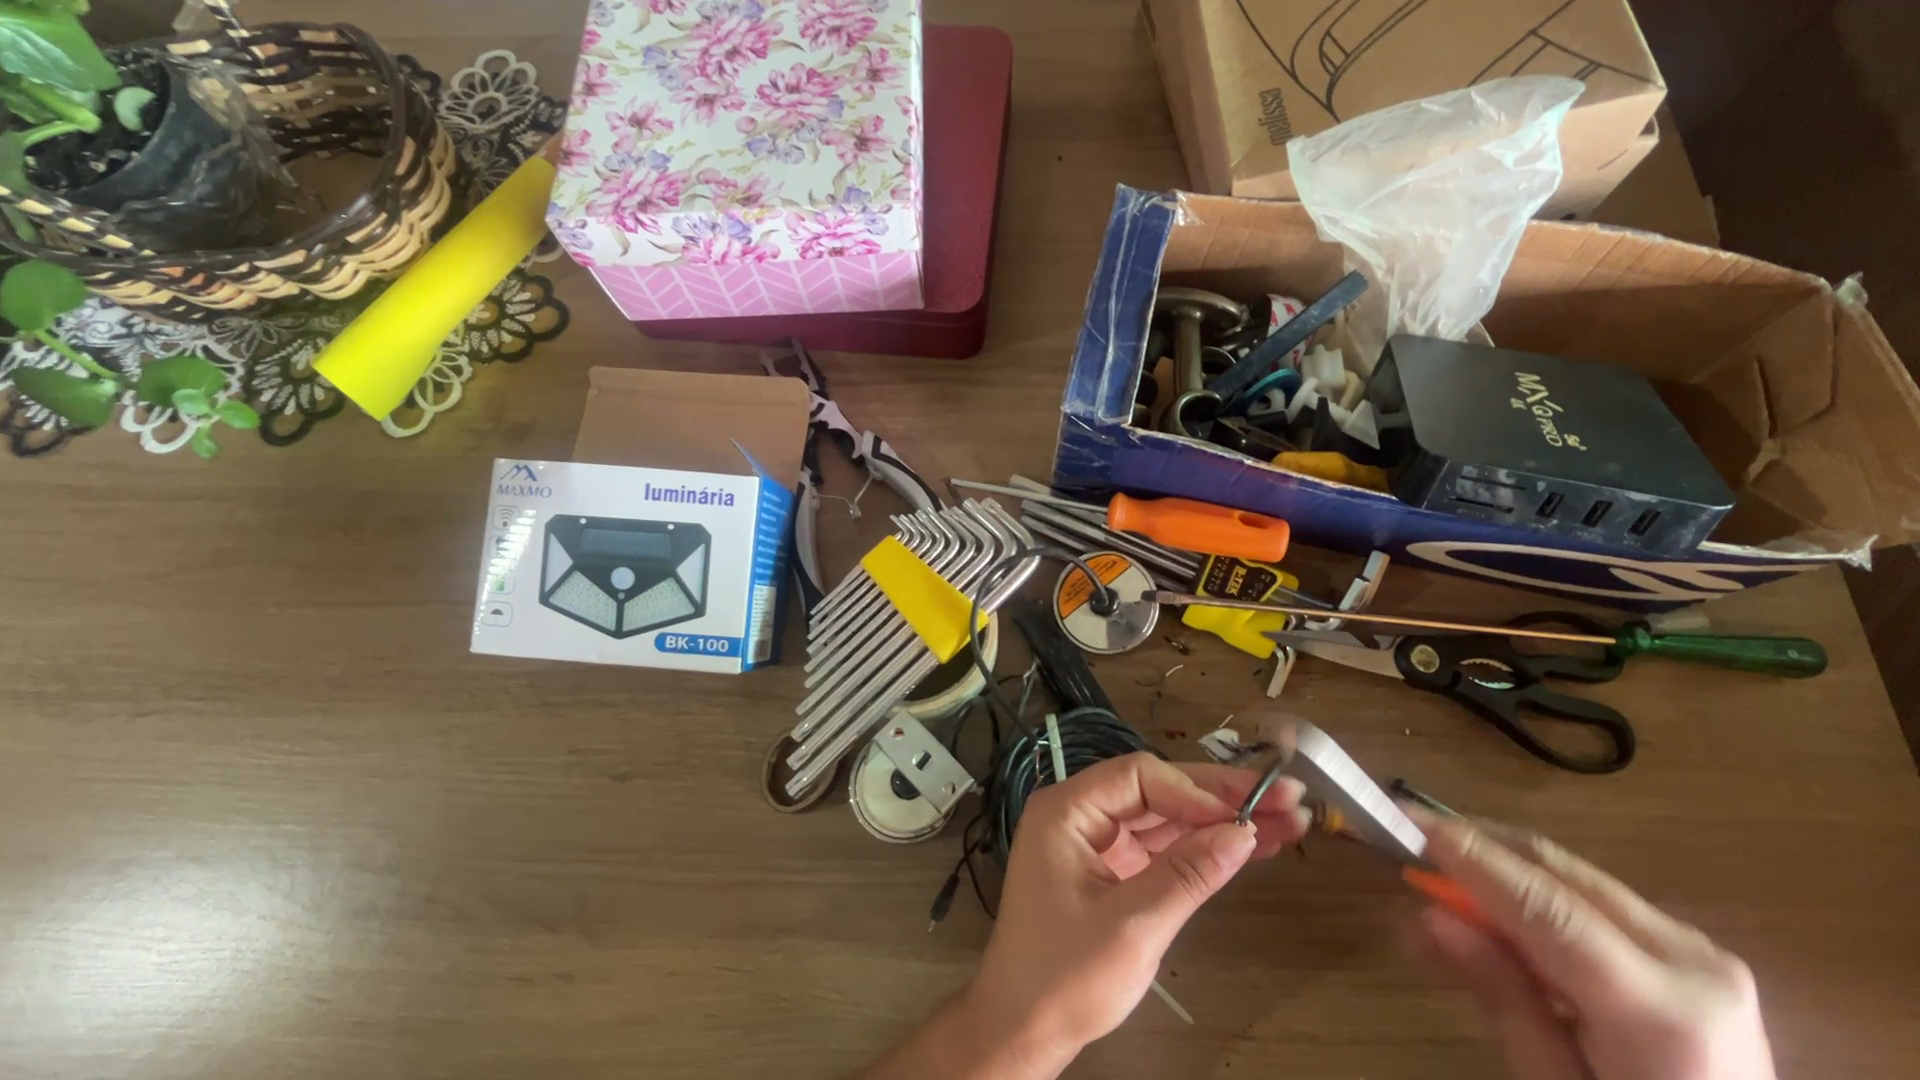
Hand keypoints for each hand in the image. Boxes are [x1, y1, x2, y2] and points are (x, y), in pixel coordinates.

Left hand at [965, 753, 1311, 1068]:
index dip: (1195, 791)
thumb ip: (1187, 874)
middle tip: (1288, 795)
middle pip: (1159, 790)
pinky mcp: (1113, 871)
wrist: (1023, 1027)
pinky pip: (1164, 848)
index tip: (1242, 817)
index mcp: (1066, 811)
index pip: (1139, 777)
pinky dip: (1205, 849)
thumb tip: (1244, 832)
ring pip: (1168, 818)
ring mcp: (1098, 842)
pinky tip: (1255, 846)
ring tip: (1290, 819)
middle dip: (1221, 796)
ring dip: (1223, 821)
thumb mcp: (1132, 926)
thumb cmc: (1064, 976)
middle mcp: (1080, 815)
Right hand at [1408, 810, 1776, 1079]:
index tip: (1407, 819)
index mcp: (1662, 1011)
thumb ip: (1503, 999)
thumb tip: (1433, 917)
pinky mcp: (1696, 955)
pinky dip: (1537, 900)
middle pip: (1562, 876)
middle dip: (1480, 847)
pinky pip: (1598, 906)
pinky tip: (1491, 913)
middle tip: (1408, 828)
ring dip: (1502, 873)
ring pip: (1575, 882)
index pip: (1546, 907)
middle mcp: (1692, 963)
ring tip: (1435, 877)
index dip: (1473, 858)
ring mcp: (1702, 954)